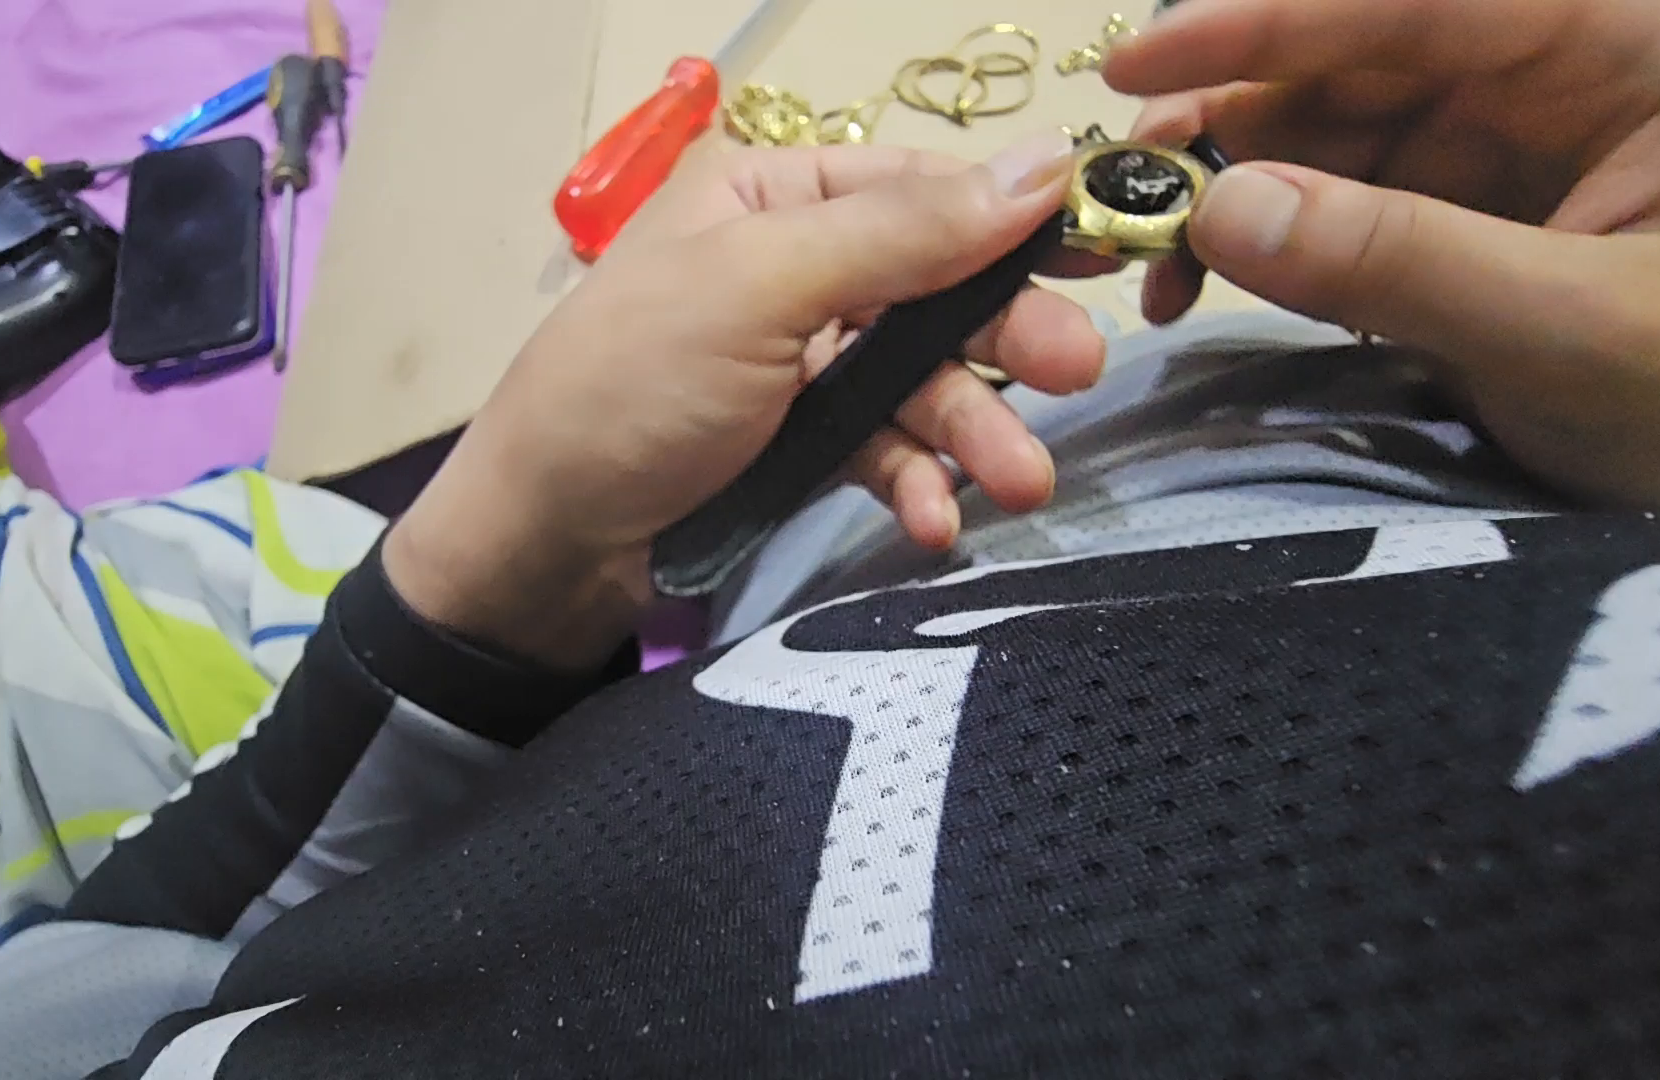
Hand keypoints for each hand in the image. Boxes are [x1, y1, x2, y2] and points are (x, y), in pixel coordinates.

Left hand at [384, 134, 1109, 668]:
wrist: (555, 534)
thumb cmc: (637, 385)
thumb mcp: (757, 287)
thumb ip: (898, 235)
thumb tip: (1045, 162)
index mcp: (776, 199)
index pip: (920, 190)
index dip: (1012, 218)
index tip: (1105, 247)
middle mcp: (796, 274)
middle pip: (932, 294)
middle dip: (1002, 340)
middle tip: (1078, 372)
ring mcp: (801, 368)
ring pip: (916, 386)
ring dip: (969, 434)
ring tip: (1018, 484)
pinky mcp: (801, 447)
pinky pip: (879, 452)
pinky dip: (911, 484)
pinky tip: (930, 521)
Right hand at [1107, 0, 1659, 505]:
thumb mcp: (1569, 326)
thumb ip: (1393, 260)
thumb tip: (1216, 210)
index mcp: (1632, 45)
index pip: (1417, 5)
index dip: (1262, 26)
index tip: (1131, 61)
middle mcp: (1544, 86)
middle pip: (1342, 77)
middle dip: (1215, 135)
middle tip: (1119, 203)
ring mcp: (1482, 165)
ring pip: (1312, 155)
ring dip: (1214, 204)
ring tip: (1148, 271)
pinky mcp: (1434, 233)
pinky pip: (1315, 223)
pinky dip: (1242, 254)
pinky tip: (1194, 288)